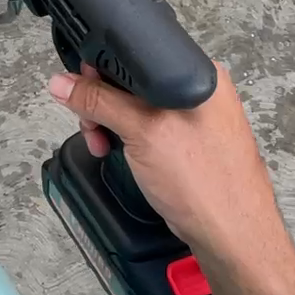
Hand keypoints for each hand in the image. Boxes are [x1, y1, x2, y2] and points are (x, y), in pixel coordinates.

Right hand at [46, 62, 284, 263]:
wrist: (233, 240)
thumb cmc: (204, 182)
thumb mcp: (140, 130)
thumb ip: (97, 101)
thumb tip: (60, 83)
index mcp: (198, 74)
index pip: (135, 53)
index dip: (101, 68)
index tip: (83, 88)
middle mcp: (197, 90)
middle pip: (128, 80)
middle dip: (100, 102)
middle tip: (91, 123)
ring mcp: (192, 117)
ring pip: (131, 105)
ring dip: (107, 122)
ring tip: (101, 143)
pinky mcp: (186, 141)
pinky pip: (143, 126)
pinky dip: (123, 135)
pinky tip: (115, 150)